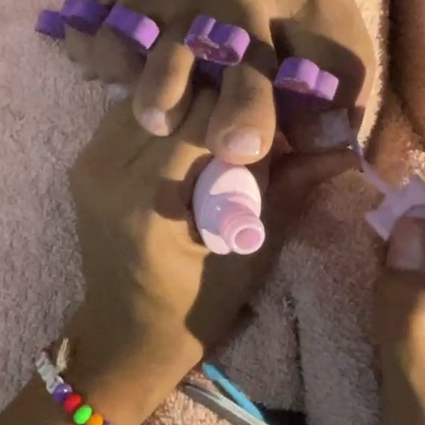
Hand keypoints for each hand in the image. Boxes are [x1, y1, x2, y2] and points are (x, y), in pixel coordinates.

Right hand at [61, 0, 370, 166]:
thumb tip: (282, 51)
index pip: (338, 87)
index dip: (337, 127)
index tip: (328, 147)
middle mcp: (242, 2)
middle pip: (247, 108)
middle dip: (244, 144)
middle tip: (233, 156)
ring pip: (159, 91)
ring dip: (157, 108)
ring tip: (153, 111)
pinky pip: (96, 44)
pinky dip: (99, 56)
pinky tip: (101, 46)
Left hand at [66, 91, 354, 395]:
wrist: (124, 330)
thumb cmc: (196, 305)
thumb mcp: (251, 253)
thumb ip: (289, 189)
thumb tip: (343, 145)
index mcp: (151, 200)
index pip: (207, 115)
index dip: (245, 109)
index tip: (268, 122)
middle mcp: (109, 171)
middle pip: (176, 96)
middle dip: (217, 101)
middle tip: (244, 122)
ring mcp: (88, 162)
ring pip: (149, 93)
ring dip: (186, 103)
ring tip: (213, 128)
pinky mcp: (81, 161)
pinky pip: (126, 113)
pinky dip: (160, 115)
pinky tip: (180, 134)